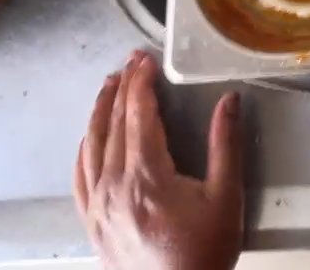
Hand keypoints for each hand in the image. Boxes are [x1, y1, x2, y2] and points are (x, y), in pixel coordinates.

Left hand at [75, 51, 243, 269]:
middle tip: (132, 61)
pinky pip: (80, 179)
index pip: (138, 117)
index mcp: (147, 177)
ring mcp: (98, 209)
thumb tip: (229, 99)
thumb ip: (225, 144)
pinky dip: (84, 150)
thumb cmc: (205, 251)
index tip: (146, 59)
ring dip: (100, 112)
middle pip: (114, 126)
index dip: (141, 84)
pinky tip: (88, 138)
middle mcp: (114, 188)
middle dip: (123, 88)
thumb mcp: (226, 197)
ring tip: (109, 85)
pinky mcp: (92, 226)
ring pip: (91, 148)